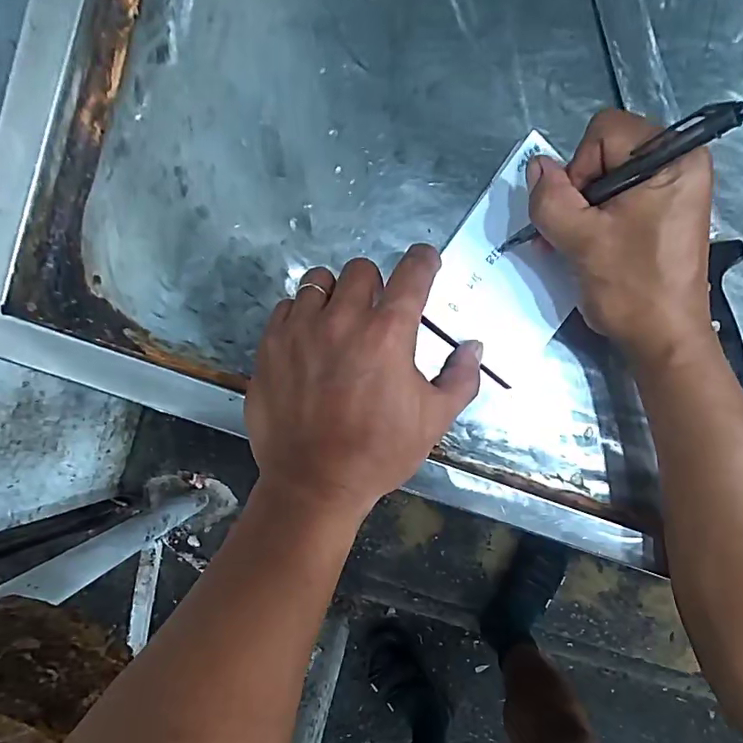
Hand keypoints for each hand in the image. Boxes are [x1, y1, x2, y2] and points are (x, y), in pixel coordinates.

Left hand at [245, 245, 481, 519]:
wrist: (316, 481)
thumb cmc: (382, 451)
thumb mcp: (436, 420)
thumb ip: (460, 378)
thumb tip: (472, 348)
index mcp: (389, 334)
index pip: (411, 275)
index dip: (423, 261)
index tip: (426, 260)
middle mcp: (343, 319)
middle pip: (361, 270)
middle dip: (377, 284)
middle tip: (381, 312)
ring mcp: (301, 329)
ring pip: (319, 281)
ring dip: (337, 295)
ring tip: (342, 324)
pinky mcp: (270, 344)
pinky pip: (288, 307)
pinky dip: (304, 315)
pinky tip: (313, 342)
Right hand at [529, 109, 714, 368]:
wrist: (667, 343)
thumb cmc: (634, 290)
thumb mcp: (581, 239)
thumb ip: (551, 196)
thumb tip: (537, 167)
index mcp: (675, 158)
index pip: (604, 134)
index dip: (579, 172)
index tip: (580, 217)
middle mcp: (684, 166)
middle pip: (608, 155)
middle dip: (582, 195)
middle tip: (574, 237)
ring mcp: (679, 195)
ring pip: (612, 184)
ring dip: (588, 214)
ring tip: (582, 250)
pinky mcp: (671, 220)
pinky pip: (627, 204)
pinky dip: (605, 224)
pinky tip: (598, 253)